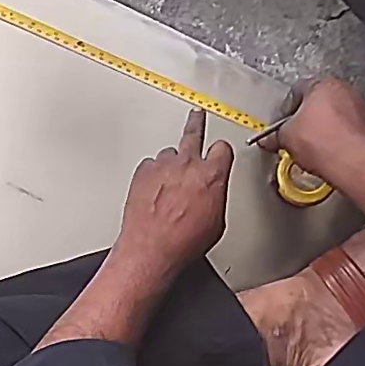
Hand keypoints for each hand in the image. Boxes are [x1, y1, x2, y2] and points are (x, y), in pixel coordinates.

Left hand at [110, 109, 233, 280]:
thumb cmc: (183, 241)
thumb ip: (215, 197)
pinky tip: (153, 190)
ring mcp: (162, 166)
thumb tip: (211, 197)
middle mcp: (187, 164)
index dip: (221, 152)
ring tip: (168, 177)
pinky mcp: (142, 172)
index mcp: (212, 174)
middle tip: (196, 116)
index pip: (222, 148)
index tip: (219, 152)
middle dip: (197, 123)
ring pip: (169, 154)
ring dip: (170, 163)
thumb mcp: (216, 222)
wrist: (152, 249)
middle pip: (193, 132)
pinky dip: (152, 175)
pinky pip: (149, 166)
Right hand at [267, 78, 364, 186]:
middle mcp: (345, 91)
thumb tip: (269, 139)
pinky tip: (329, 153)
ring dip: (324, 129)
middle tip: (296, 136)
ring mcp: (361, 108)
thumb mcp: (286, 137)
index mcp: (323, 85)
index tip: (281, 124)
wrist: (352, 161)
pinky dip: (339, 140)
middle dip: (307, 119)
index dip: (285, 109)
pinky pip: (349, 131)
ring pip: (336, 116)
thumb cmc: (322, 141)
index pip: (297, 91)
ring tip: (313, 148)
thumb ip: (275, 135)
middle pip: (319, 102)